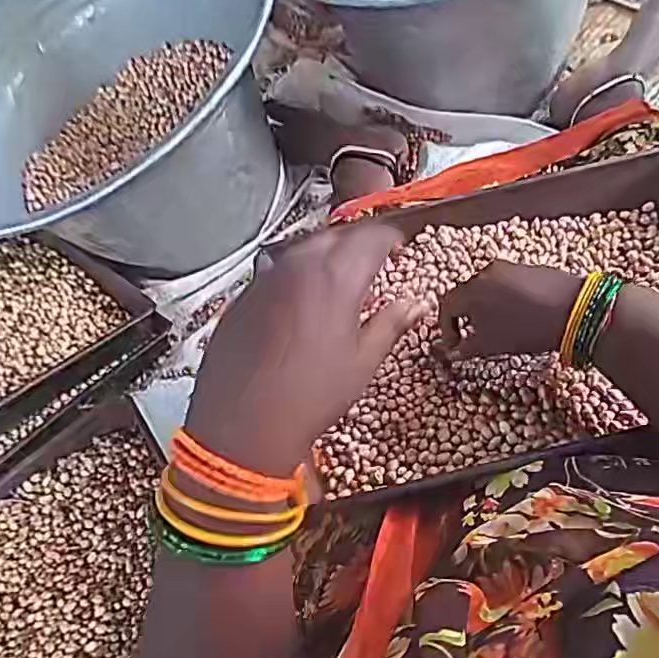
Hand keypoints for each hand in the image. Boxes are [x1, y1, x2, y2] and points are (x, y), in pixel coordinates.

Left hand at [185, 222, 427, 475]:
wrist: (246, 423)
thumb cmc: (307, 398)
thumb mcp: (362, 362)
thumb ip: (390, 325)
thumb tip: (414, 306)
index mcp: (336, 277)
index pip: (372, 236)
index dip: (391, 239)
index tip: (399, 249)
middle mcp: (299, 266)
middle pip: (337, 235)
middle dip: (359, 244)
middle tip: (374, 265)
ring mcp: (266, 278)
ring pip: (304, 249)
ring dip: (327, 257)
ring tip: (341, 285)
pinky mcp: (244, 296)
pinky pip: (277, 272)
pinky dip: (297, 278)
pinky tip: (304, 306)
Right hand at [435, 260, 582, 358]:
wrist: (573, 311)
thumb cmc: (524, 330)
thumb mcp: (490, 345)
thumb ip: (464, 348)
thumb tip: (452, 352)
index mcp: (470, 290)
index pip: (447, 306)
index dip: (446, 328)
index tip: (453, 345)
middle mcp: (486, 272)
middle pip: (465, 294)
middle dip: (465, 317)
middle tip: (471, 337)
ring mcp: (509, 267)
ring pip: (486, 289)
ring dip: (484, 308)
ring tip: (495, 329)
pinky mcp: (528, 269)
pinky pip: (506, 284)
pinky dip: (502, 300)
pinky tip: (516, 317)